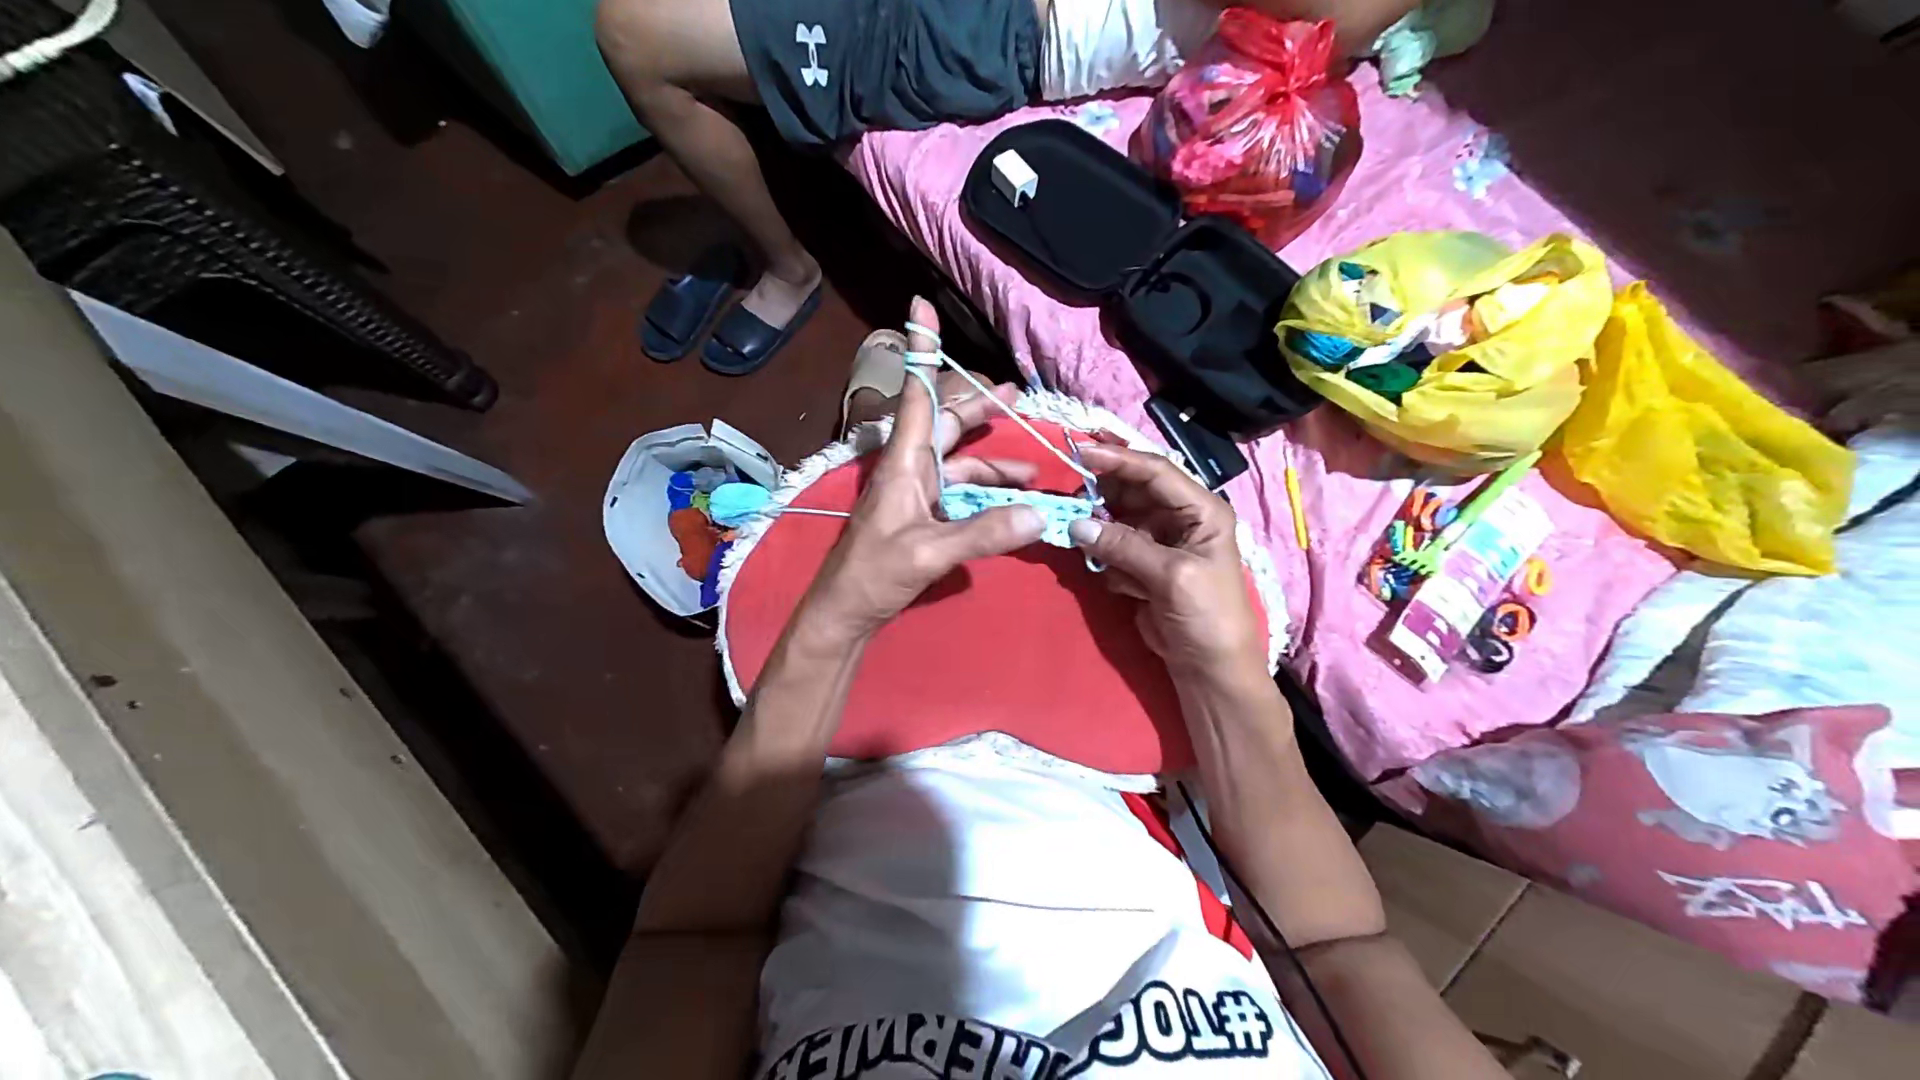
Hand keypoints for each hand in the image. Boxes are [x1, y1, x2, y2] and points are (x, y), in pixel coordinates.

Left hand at [797, 299, 1044, 640]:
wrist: (846, 611)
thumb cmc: (874, 573)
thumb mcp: (930, 553)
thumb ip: (983, 532)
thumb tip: (1037, 514)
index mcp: (905, 462)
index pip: (918, 394)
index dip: (922, 349)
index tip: (920, 305)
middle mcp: (910, 468)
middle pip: (947, 423)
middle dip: (978, 407)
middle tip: (1014, 395)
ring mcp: (916, 493)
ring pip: (959, 462)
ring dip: (993, 462)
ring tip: (1032, 468)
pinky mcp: (922, 515)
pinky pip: (960, 492)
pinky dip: (986, 493)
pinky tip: (1011, 503)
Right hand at [1067, 445, 1265, 681]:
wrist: (1209, 667)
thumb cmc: (1207, 616)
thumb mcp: (1171, 576)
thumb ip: (1124, 546)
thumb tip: (1076, 524)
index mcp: (1201, 510)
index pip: (1155, 471)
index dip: (1118, 459)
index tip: (1080, 453)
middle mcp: (1180, 517)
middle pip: (1132, 490)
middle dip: (1103, 494)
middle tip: (1072, 500)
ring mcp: (1158, 540)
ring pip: (1117, 518)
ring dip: (1101, 530)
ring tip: (1088, 544)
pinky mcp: (1141, 563)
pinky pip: (1112, 546)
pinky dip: (1107, 559)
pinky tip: (1122, 585)